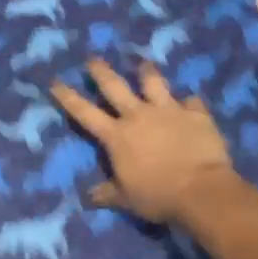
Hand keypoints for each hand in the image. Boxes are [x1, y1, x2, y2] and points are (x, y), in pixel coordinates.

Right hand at [50, 59, 243, 224]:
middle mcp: (138, 115)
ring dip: (147, 72)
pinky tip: (191, 104)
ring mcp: (168, 111)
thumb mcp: (127, 199)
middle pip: (114, 86)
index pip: (85, 113)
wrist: (202, 190)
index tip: (56, 82)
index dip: (68, 97)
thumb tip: (89, 196)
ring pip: (154, 83)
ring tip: (143, 64)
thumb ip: (108, 193)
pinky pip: (191, 102)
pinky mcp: (195, 114)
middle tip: (93, 58)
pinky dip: (189, 103)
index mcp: (117, 136)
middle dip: (101, 71)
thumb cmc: (158, 196)